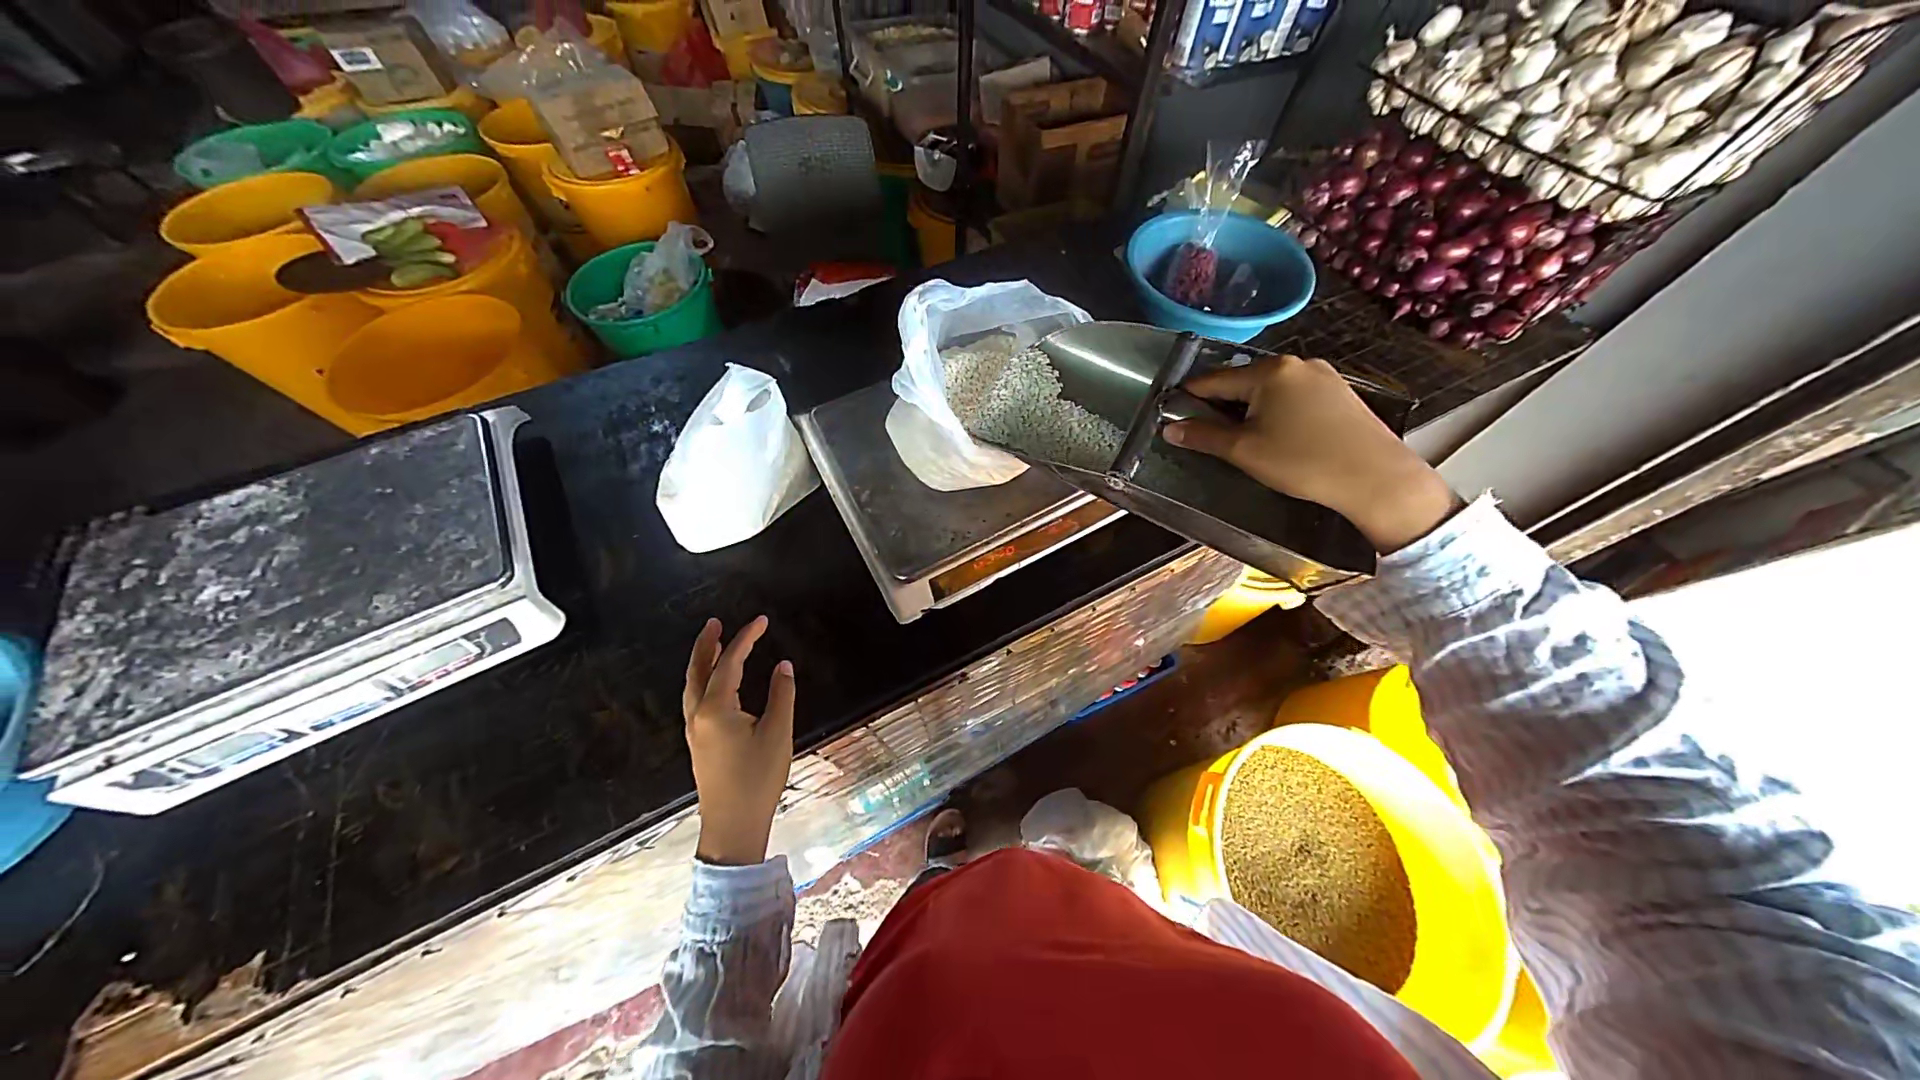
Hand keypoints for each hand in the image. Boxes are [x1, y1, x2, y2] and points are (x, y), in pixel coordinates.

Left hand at [683, 616, 794, 865]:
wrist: (733, 824)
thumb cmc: (757, 779)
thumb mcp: (777, 734)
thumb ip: (781, 695)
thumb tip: (782, 666)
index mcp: (715, 709)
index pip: (730, 663)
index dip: (746, 639)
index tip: (761, 621)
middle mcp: (698, 714)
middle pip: (698, 669)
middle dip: (707, 643)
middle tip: (716, 622)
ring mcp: (694, 729)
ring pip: (692, 684)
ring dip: (702, 660)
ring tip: (713, 643)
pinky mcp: (698, 741)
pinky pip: (694, 698)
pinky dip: (702, 679)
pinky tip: (713, 682)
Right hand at [1164, 355, 1459, 553]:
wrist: (1375, 477)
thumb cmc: (1302, 462)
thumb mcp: (1244, 451)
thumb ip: (1203, 436)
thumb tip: (1170, 428)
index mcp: (1268, 371)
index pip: (1212, 380)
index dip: (1188, 399)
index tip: (1173, 416)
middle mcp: (1295, 363)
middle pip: (1241, 381)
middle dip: (1221, 405)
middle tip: (1209, 435)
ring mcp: (1321, 374)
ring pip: (1268, 388)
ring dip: (1249, 409)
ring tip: (1244, 440)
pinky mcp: (1339, 391)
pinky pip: (1293, 395)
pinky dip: (1276, 411)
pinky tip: (1278, 436)